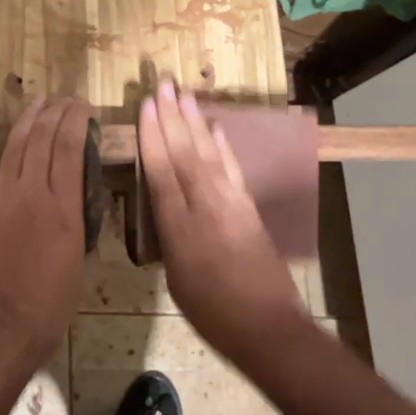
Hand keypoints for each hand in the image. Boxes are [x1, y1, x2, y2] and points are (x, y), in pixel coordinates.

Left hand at [0, 96, 91, 363]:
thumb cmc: (49, 303)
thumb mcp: (78, 260)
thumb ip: (80, 220)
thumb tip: (83, 192)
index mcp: (62, 207)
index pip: (70, 149)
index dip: (77, 121)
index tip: (83, 106)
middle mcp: (30, 193)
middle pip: (42, 139)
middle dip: (55, 113)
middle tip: (64, 97)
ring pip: (14, 145)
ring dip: (27, 118)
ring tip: (38, 99)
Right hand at [140, 80, 307, 364]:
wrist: (270, 329)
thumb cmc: (213, 314)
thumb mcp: (176, 280)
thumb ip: (169, 239)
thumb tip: (161, 209)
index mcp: (180, 230)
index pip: (162, 173)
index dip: (152, 137)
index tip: (146, 106)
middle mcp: (205, 209)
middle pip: (185, 154)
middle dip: (172, 117)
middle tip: (162, 84)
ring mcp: (230, 206)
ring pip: (208, 155)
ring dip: (194, 122)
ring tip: (184, 95)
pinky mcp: (248, 209)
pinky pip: (232, 169)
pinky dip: (222, 146)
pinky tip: (214, 127)